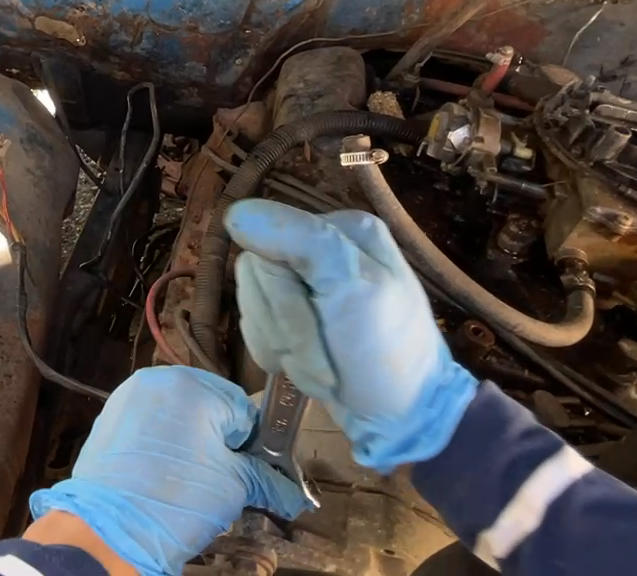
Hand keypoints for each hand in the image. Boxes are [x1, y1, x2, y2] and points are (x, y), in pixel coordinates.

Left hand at [28, 366, 308, 575]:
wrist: (111, 527)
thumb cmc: (179, 499)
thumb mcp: (234, 487)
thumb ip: (267, 479)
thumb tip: (295, 493)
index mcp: (193, 385)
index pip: (243, 407)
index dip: (253, 442)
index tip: (253, 471)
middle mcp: (159, 378)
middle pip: (209, 403)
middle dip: (221, 438)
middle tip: (223, 476)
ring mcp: (130, 393)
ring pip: (179, 411)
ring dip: (193, 437)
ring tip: (191, 477)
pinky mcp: (112, 412)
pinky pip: (151, 418)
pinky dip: (164, 438)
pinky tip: (162, 470)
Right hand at [226, 200, 477, 471]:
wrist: (401, 422)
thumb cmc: (387, 356)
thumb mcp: (355, 288)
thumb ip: (301, 238)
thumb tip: (235, 214)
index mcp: (339, 229)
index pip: (267, 241)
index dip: (283, 296)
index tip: (321, 326)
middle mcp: (316, 246)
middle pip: (259, 276)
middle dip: (288, 331)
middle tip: (325, 364)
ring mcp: (300, 279)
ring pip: (251, 302)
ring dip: (282, 347)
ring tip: (321, 371)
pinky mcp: (287, 310)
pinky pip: (251, 323)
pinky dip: (274, 353)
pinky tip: (305, 368)